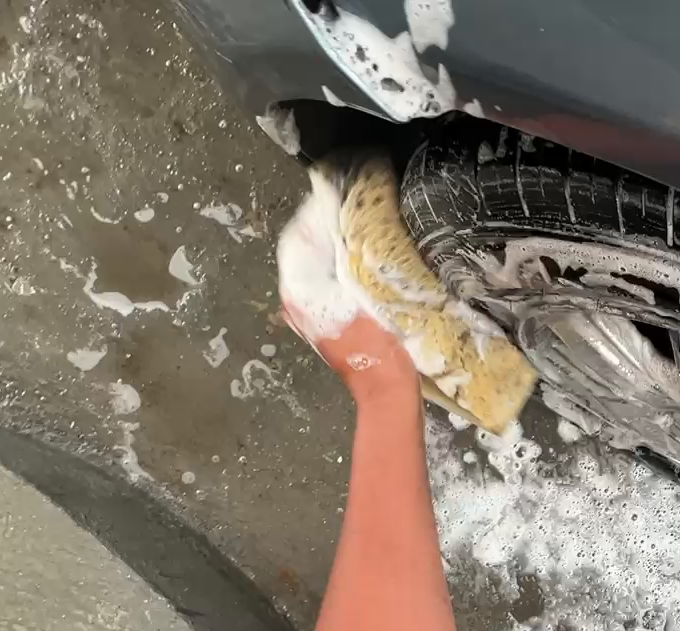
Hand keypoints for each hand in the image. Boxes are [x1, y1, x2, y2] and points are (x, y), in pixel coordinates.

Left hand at [277, 175, 420, 407]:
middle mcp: (293, 299)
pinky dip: (338, 267)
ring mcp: (306, 314)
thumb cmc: (380, 348)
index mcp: (298, 289)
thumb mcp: (369, 292)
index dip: (320, 207)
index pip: (300, 232)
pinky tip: (359, 260)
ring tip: (358, 226)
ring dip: (334, 245)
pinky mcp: (323, 322)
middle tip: (353, 203)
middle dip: (328, 225)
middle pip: (305, 247)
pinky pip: (324, 282)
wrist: (386, 392)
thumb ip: (353, 255)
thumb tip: (349, 219)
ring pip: (314, 264)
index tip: (341, 188)